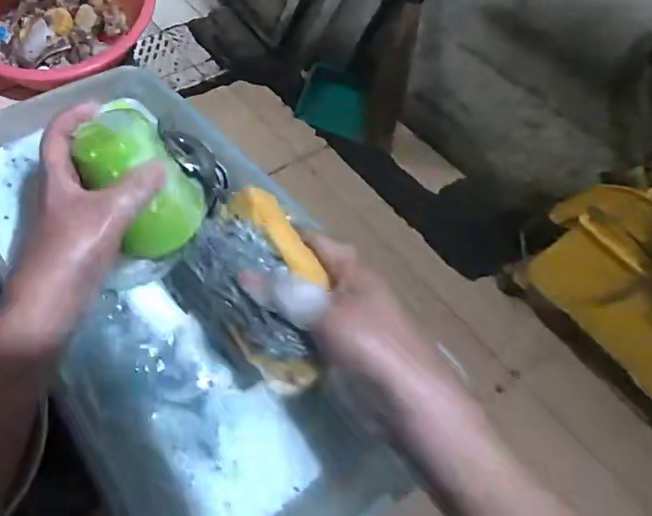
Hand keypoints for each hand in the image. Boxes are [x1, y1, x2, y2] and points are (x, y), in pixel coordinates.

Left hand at [0, 103, 164, 356]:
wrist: (44, 312)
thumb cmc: (68, 255)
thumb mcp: (105, 217)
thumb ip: (132, 191)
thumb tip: (160, 165)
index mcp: (52, 180)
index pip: (56, 135)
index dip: (73, 116)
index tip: (98, 107)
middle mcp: (50, 195)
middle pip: (66, 159)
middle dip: (91, 145)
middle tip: (124, 141)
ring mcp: (57, 221)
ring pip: (79, 187)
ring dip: (102, 176)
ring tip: (134, 173)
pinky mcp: (67, 245)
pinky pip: (88, 212)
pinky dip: (108, 205)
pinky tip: (132, 215)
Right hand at [249, 233, 462, 413]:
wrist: (421, 416)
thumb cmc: (375, 349)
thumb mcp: (322, 314)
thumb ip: (280, 292)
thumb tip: (240, 272)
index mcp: (352, 269)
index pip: (308, 239)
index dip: (277, 235)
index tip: (240, 236)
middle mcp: (348, 289)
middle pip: (301, 272)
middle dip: (267, 273)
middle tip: (229, 273)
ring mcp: (346, 322)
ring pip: (299, 304)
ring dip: (273, 306)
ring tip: (236, 303)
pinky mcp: (342, 351)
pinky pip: (304, 332)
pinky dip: (284, 333)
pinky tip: (259, 335)